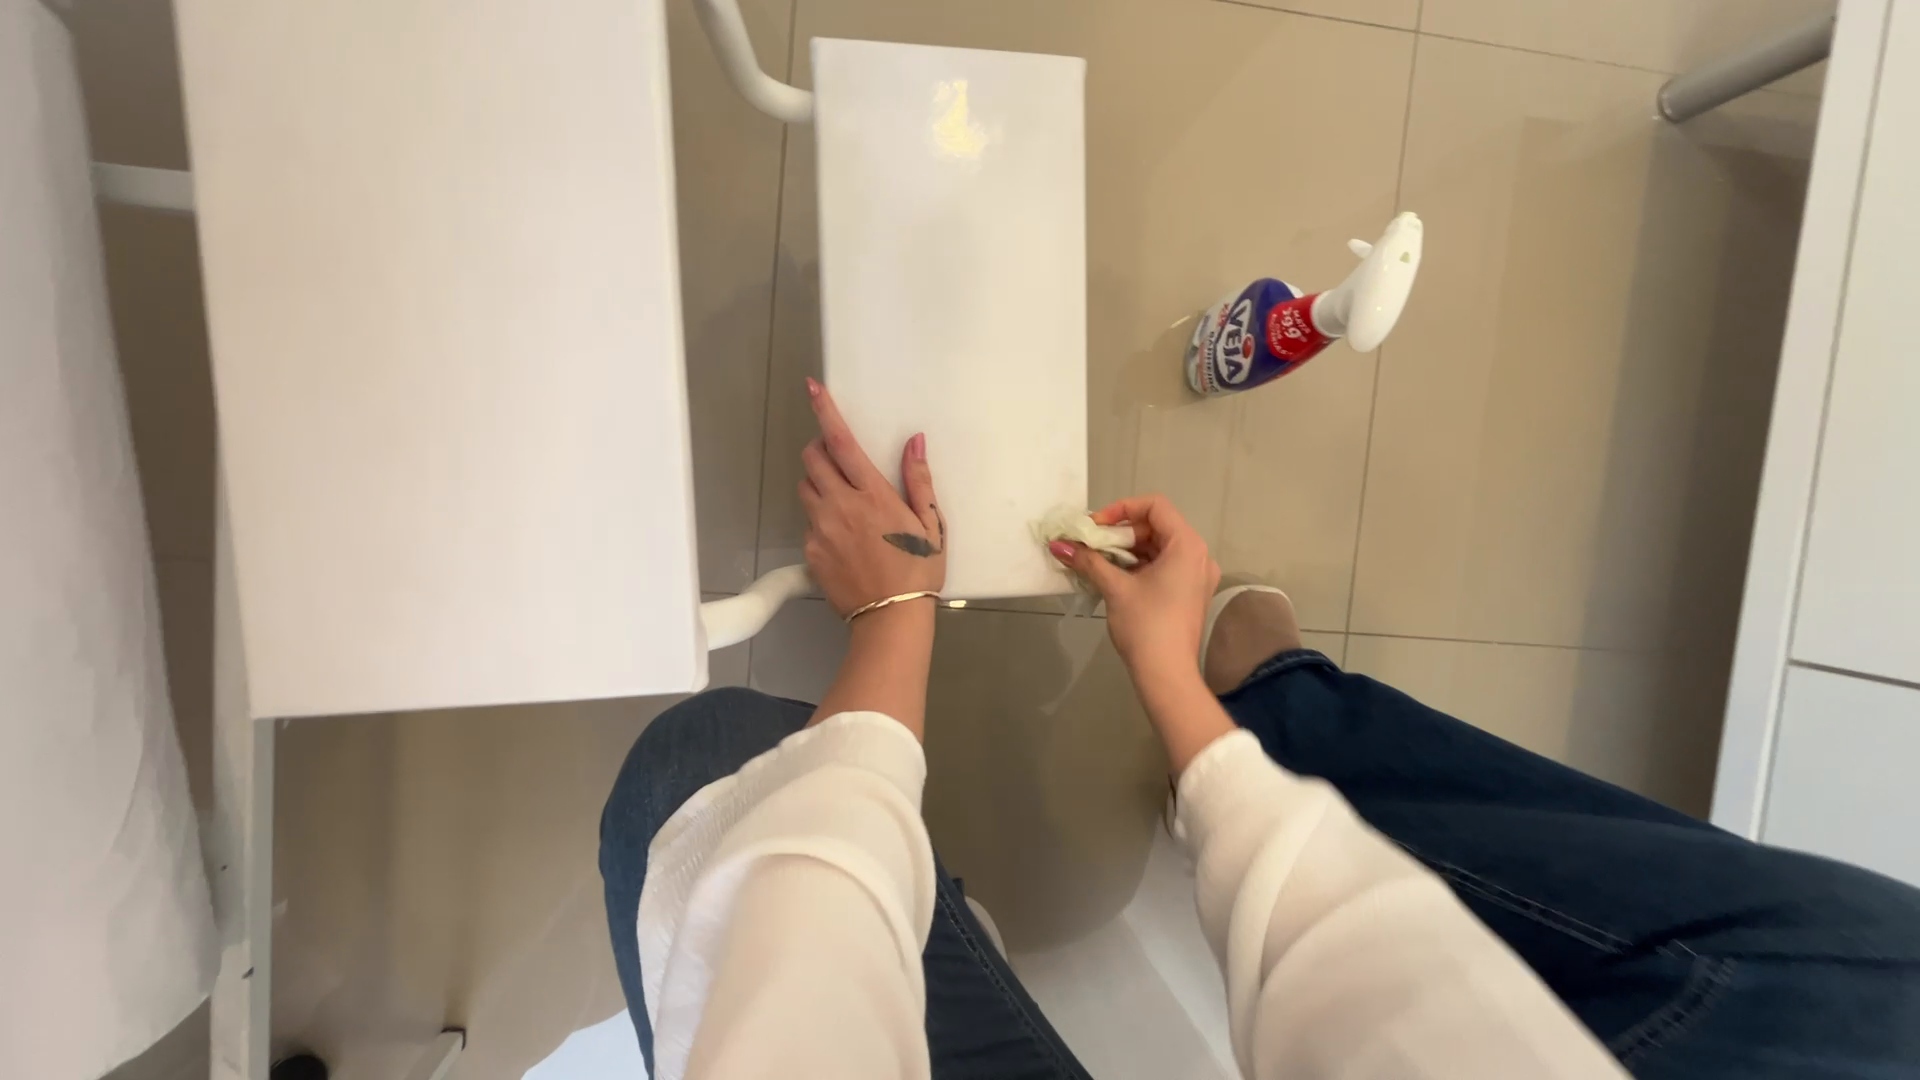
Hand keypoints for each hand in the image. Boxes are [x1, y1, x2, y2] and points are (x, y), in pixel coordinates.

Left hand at [799, 377, 945, 616]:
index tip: (811, 388)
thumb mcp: (930, 524)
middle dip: (819, 450)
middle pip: (811, 459)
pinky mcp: (810, 551)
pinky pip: (808, 523)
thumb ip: (919, 480)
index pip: (841, 442)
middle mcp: (840, 505)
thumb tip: (915, 441)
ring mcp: (821, 529)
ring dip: (817, 484)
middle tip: (837, 460)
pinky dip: (820, 520)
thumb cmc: (917, 570)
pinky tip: (842, 540)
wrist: (890, 617)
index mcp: (872, 494)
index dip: (824, 411)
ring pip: (805, 489)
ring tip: (841, 502)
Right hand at [1050, 495, 1219, 675]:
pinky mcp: (1189, 594)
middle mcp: (1198, 555)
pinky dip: (1138, 566)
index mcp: (1187, 546)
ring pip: (1158, 548)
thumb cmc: (1145, 625)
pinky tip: (1113, 576)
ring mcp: (1196, 576)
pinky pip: (1163, 566)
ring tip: (1096, 560)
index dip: (1122, 509)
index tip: (1096, 527)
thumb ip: (1087, 560)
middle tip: (1091, 544)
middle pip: (1156, 526)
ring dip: (1126, 550)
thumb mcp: (1114, 587)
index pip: (1156, 506)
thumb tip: (1057, 544)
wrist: (1167, 674)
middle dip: (1120, 532)